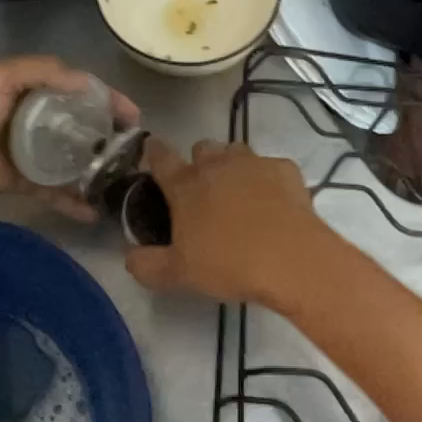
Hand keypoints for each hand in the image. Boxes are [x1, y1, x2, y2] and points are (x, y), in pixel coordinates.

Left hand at [0, 56, 137, 220]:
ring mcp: (34, 153)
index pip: (82, 93)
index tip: (135, 117)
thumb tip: (89, 84)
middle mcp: (40, 120)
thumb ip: (45, 71)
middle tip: (132, 152)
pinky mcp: (24, 181)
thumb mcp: (4, 76)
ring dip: (96, 171)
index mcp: (37, 91)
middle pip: (83, 128)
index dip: (110, 101)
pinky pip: (55, 191)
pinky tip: (92, 211)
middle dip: (109, 138)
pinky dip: (73, 202)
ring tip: (120, 182)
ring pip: (74, 161)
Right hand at [125, 139, 342, 308]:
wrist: (291, 259)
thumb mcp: (178, 274)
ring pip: (236, 151)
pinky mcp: (285, 169)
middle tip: (202, 191)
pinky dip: (267, 179)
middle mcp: (217, 164)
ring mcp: (254, 162)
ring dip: (231, 165)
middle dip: (199, 162)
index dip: (153, 151)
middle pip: (202, 148)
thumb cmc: (229, 264)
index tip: (151, 150)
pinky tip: (273, 203)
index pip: (160, 156)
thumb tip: (130, 257)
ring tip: (238, 193)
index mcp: (186, 184)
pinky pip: (270, 167)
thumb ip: (147, 264)